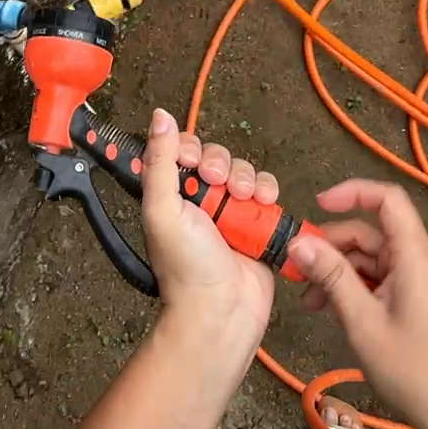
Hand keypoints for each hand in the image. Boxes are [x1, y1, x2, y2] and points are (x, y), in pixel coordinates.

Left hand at [141, 109, 277, 358]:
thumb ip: (161, 162)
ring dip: (246, 177)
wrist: (222, 312)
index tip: (191, 163)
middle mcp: (200, 199)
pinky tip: (265, 201)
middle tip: (219, 185)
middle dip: (221, 165)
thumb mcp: (162, 210)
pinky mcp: (257, 222)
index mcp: (171, 194)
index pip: (181, 151)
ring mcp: (230, 210)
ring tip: (243, 198)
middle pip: (216, 156)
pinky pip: (266, 189)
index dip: (188, 149)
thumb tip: (159, 116)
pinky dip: (267, 190)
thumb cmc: (186, 266)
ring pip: (242, 169)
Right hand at [286, 179, 427, 428]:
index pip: (388, 199)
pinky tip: (334, 308)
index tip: (316, 205)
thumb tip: (298, 242)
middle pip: (372, 231)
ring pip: (373, 255)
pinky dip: (357, 284)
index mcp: (418, 256)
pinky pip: (384, 274)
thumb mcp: (362, 322)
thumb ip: (331, 276)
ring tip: (312, 302)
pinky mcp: (423, 293)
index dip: (351, 192)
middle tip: (299, 272)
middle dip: (332, 247)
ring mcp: (426, 276)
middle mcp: (426, 257)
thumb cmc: (411, 370)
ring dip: (340, 271)